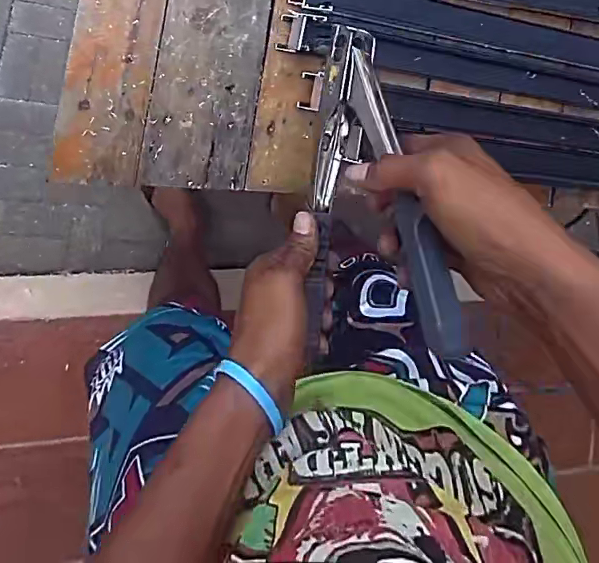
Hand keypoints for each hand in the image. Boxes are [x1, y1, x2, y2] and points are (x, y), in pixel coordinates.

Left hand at [226, 210, 318, 407]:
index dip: (319, 254)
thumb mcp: (288, 281)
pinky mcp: (284, 338)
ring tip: (324, 323)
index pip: (297, 247)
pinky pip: (309, 325)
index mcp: (265, 268)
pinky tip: (320, 340)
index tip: (336, 266)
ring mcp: (275, 314)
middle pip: (306, 274)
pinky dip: (317, 331)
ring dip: (323, 310)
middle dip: (323, 285)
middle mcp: (267, 287)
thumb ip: (297, 250)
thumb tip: (304, 214)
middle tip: (328, 298)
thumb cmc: (275, 327)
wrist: (263, 384)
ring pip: (310, 301)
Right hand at [345, 134, 551, 291]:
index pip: (402, 148)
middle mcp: (453, 179)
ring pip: (410, 220)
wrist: (530, 272)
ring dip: (395, 235)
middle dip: (386, 205)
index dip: (380, 166)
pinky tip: (408, 269)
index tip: (363, 186)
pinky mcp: (458, 247)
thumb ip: (390, 170)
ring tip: (393, 250)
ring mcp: (456, 215)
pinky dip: (411, 258)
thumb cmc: (486, 215)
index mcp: (450, 151)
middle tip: (380, 218)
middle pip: (402, 187)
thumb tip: (356, 172)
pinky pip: (423, 248)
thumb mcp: (433, 176)